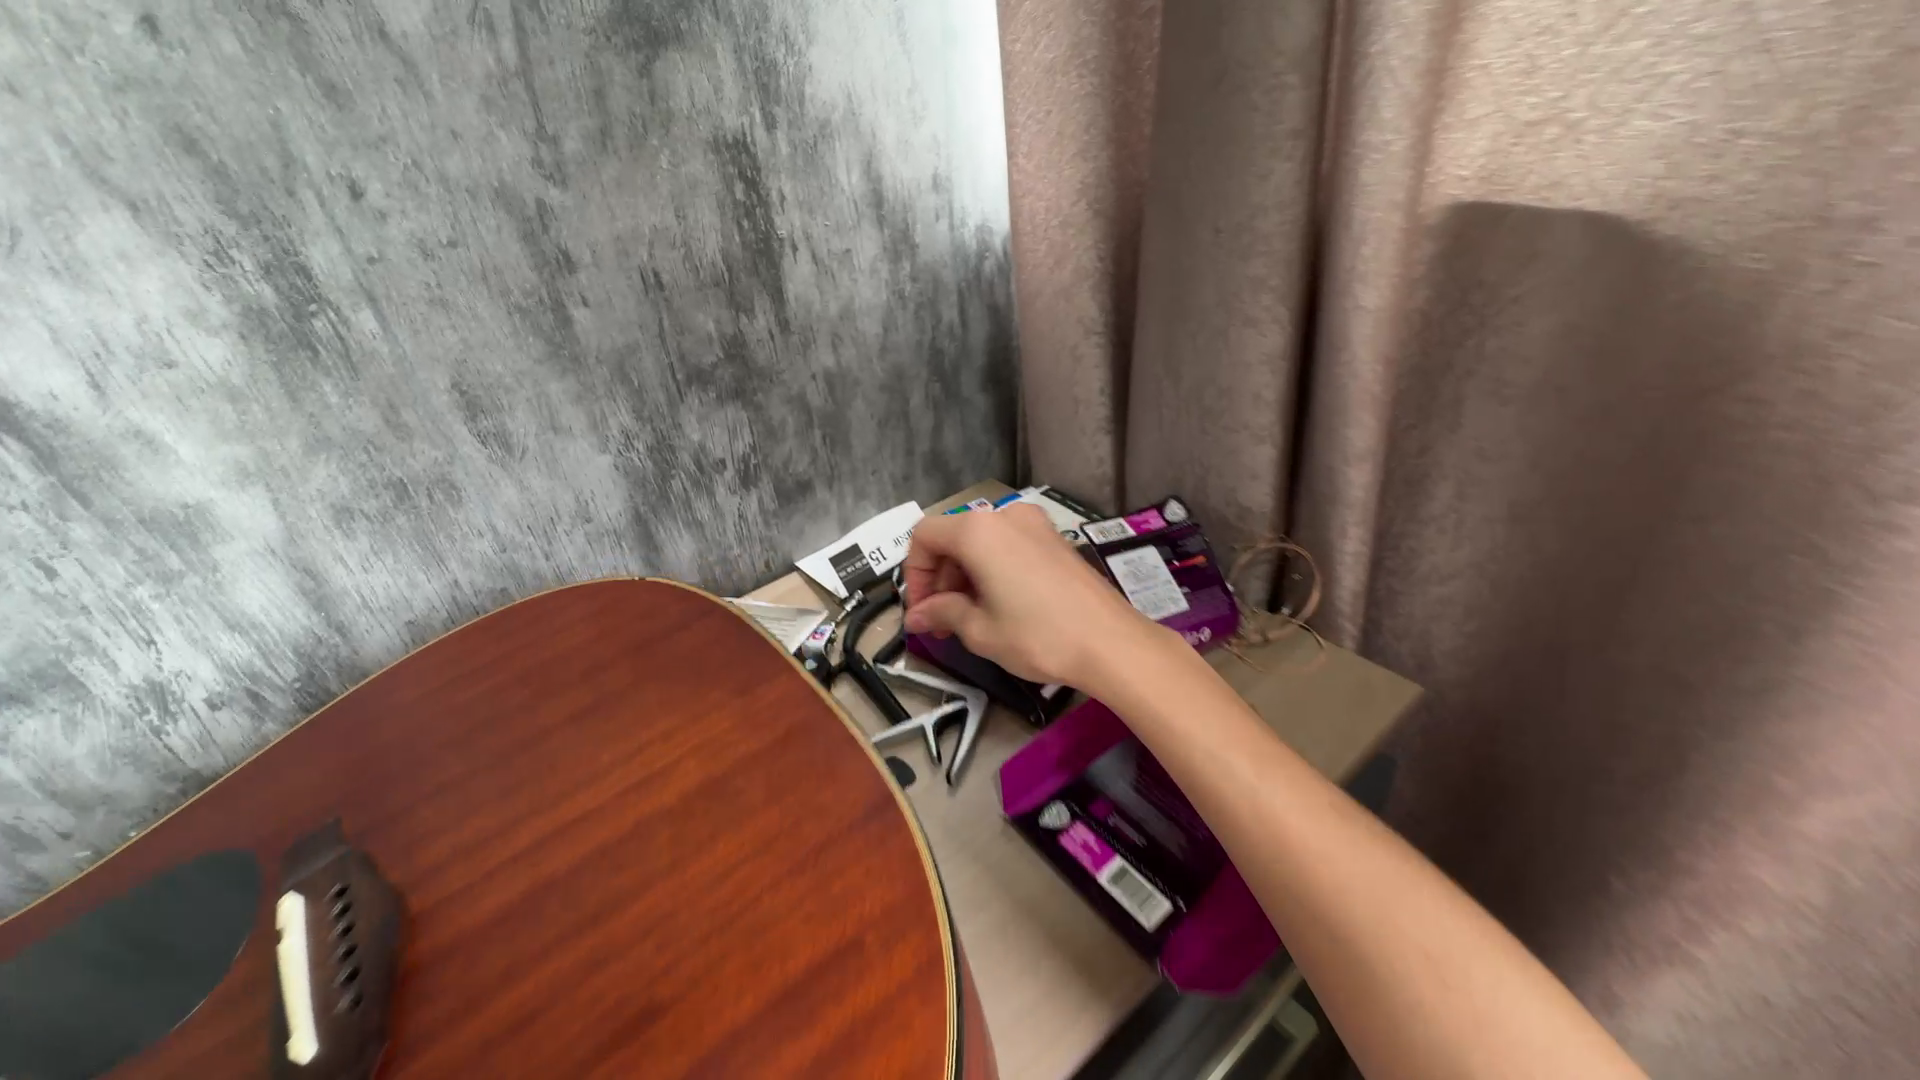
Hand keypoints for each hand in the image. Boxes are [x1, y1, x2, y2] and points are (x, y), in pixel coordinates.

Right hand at [902, 503, 1166, 687]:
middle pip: (953, 538)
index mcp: (977, 531)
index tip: (921, 611)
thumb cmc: (1038, 636)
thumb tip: (915, 617)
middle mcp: (1004, 516)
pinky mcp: (1055, 540)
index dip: (914, 574)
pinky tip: (999, 607)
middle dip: (940, 579)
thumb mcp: (980, 630)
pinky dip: (992, 571)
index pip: (924, 536)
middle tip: (941, 623)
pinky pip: (1008, 547)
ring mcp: (1035, 525)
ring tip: (968, 621)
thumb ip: (942, 613)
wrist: (1111, 643)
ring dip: (965, 577)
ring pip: (981, 543)